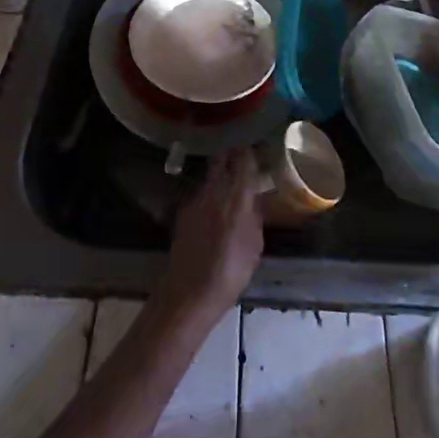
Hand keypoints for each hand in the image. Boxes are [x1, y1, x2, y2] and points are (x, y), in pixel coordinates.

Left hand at [159, 149, 264, 316]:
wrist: (191, 290)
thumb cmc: (232, 271)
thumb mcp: (255, 245)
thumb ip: (254, 216)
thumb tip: (254, 200)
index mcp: (238, 197)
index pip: (243, 161)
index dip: (249, 151)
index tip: (255, 147)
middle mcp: (215, 191)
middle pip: (221, 160)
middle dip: (230, 154)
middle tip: (240, 154)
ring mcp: (196, 199)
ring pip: (209, 177)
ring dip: (219, 174)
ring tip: (230, 182)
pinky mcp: (183, 211)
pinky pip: (200, 194)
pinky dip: (209, 193)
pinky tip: (214, 207)